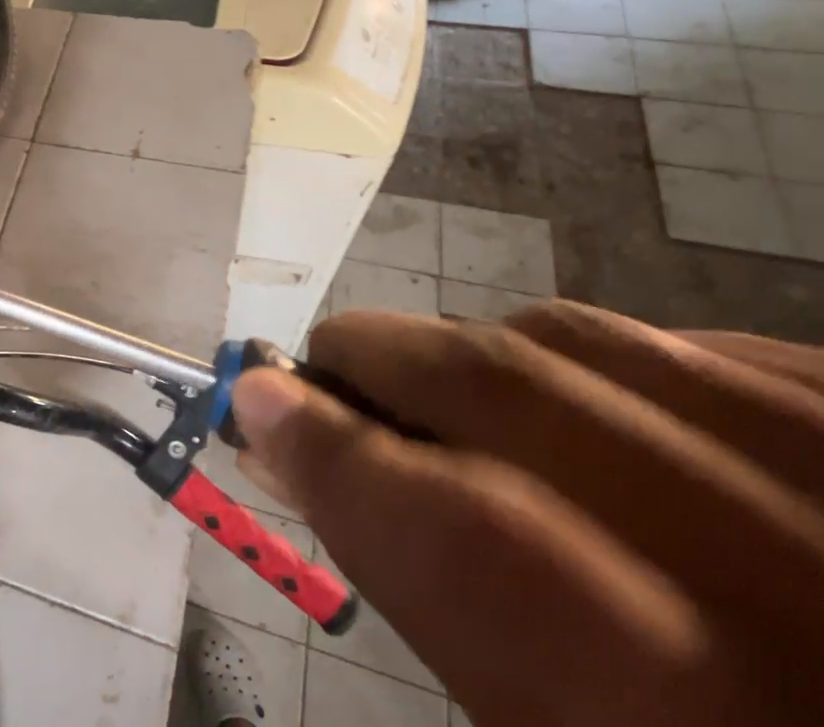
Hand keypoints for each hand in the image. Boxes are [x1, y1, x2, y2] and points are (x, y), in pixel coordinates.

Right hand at [231, 302, 823, 725]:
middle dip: (376, 362)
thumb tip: (277, 432)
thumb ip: (402, 568)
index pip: (470, 532)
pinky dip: (588, 359)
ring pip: (586, 341)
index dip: (338, 449)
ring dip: (474, 359)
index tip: (256, 402)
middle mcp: (807, 585)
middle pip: (516, 393)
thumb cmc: (651, 718)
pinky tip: (582, 412)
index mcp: (686, 705)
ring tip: (452, 406)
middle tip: (321, 377)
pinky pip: (681, 336)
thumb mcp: (522, 704)